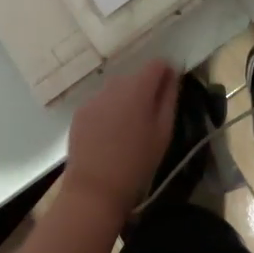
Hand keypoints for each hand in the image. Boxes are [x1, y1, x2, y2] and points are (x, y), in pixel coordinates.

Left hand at [64, 61, 179, 218]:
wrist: (94, 189)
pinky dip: (109, 111)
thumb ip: (169, 97)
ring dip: (126, 100)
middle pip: (136, 76)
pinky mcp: (80, 112)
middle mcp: (114, 85)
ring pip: (117, 89)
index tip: (169, 93)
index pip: (157, 63)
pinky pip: (101, 102)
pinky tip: (109, 135)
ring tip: (128, 129)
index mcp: (138, 88)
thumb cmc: (136, 163)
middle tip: (149, 119)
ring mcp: (94, 98)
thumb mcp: (163, 132)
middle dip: (145, 89)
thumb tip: (173, 74)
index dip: (166, 73)